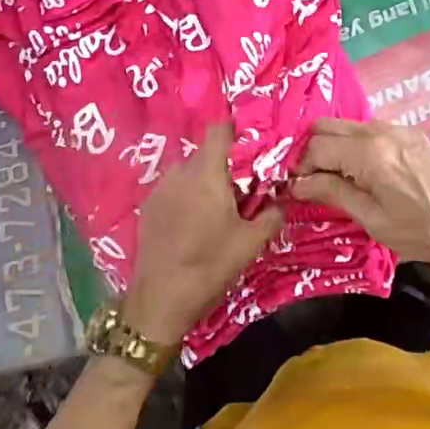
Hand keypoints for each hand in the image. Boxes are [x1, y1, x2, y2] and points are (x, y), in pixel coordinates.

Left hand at [122, 123, 282, 344]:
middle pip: (206, 154)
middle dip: (224, 168)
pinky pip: (173, 190)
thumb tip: (281, 199)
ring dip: (203, 183)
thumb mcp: (251, 243)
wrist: (160, 298)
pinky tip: (192, 226)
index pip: (219, 130)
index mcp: (206, 173)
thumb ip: (272, 215)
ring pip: (188, 173)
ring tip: (216, 213)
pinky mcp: (147, 206)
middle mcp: (179, 172)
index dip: (236, 132)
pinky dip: (185, 198)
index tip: (251, 149)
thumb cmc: (210, 266)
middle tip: (240, 194)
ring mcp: (159, 188)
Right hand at [292, 118, 429, 277]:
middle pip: (326, 126)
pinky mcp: (409, 133)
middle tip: (310, 180)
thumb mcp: (372, 219)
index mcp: (369, 152)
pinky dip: (352, 145)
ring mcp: (397, 128)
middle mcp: (380, 130)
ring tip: (333, 177)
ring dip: (332, 146)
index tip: (296, 188)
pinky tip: (358, 170)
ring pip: (346, 125)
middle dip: (311, 150)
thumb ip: (332, 193)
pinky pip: (367, 130)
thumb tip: (297, 184)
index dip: (300, 167)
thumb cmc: (422, 232)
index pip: (316, 147)